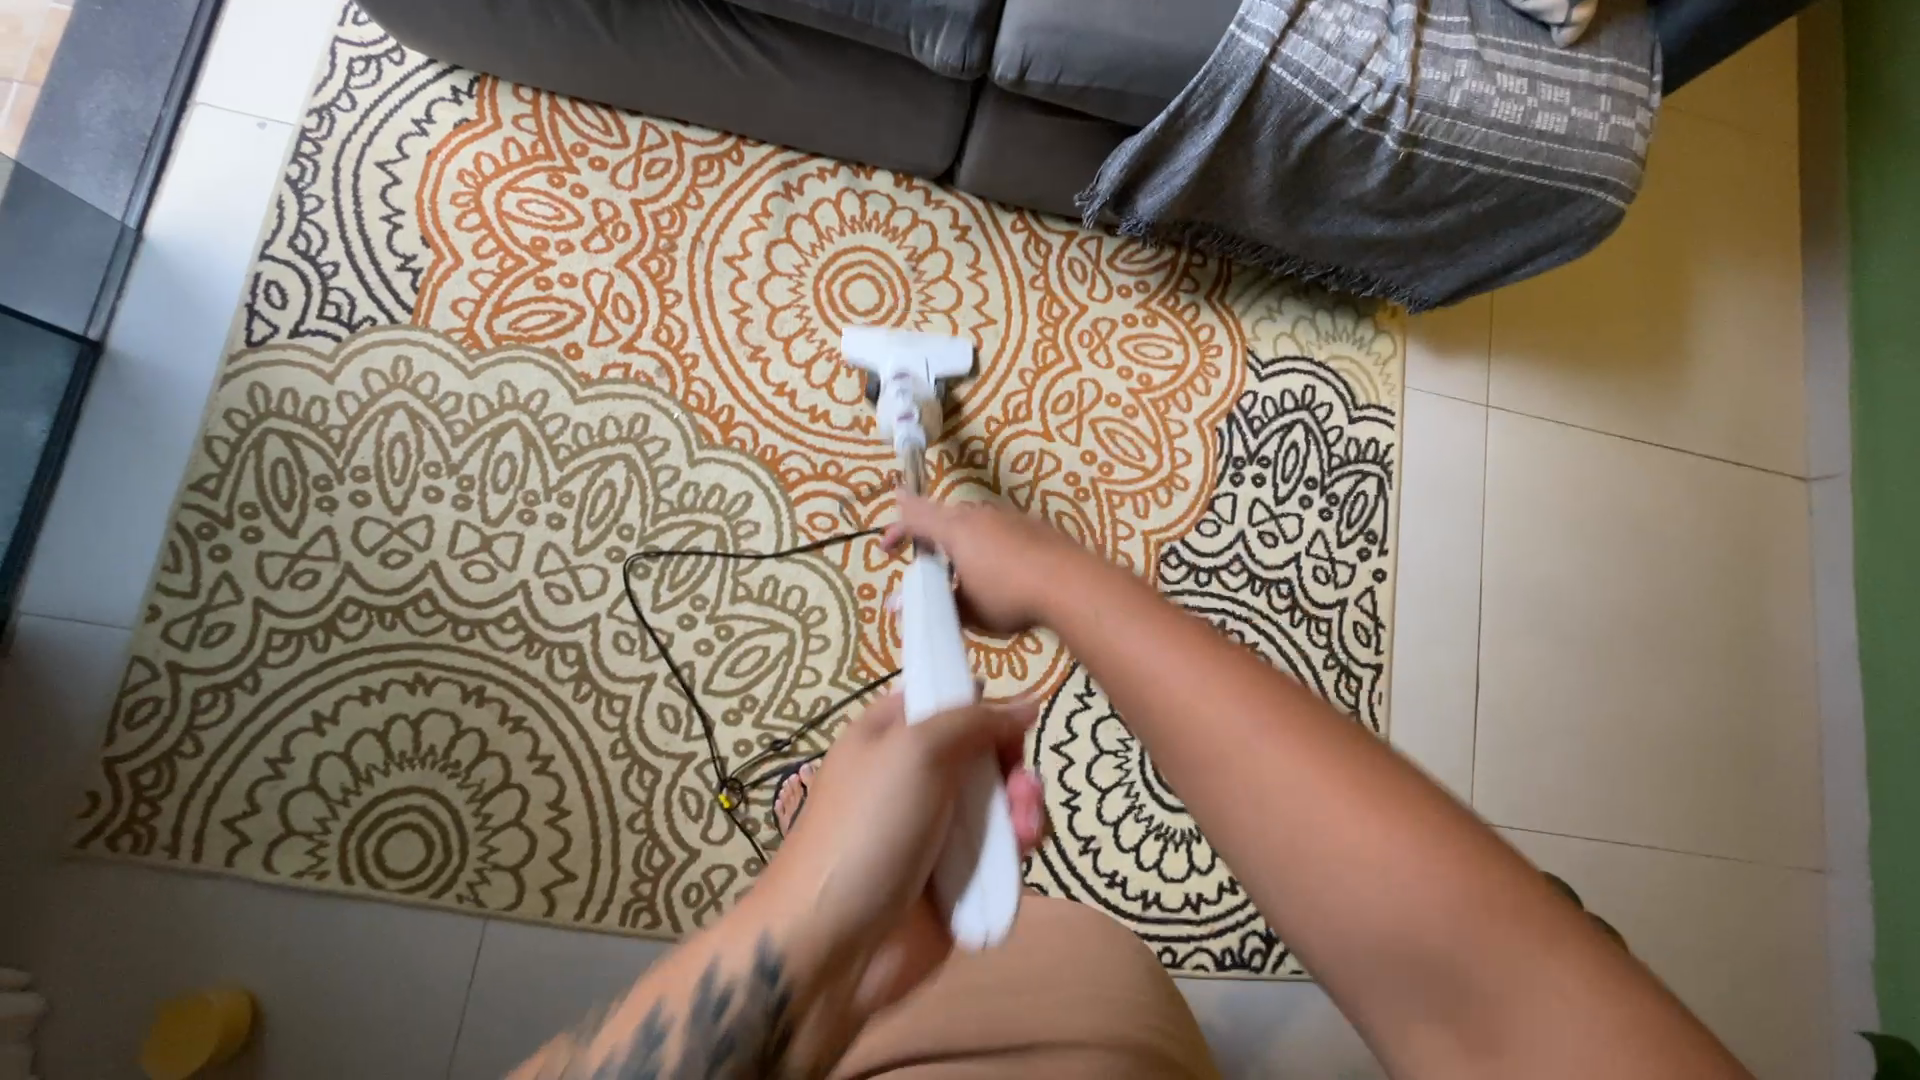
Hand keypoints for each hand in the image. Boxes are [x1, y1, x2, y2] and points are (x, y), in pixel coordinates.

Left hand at [749, 691, 1048, 1030]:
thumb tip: (1026, 703)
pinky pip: (1003, 847)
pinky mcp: (958, 875)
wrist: (834, 943)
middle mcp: (915, 775)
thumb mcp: (914, 749)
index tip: (1009, 720)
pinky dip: (1019, 844)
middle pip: (983, 749)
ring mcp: (937, 826)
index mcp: (890, 734)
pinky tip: (1021, 852)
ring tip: (1022, 829)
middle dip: (1011, 762)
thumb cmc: (867, 828)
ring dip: (1022, 805)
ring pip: (1000, 798)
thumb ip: (973, 720)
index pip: (943, 698)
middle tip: (1018, 782)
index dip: (980, 704)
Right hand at [881, 490, 1098, 635]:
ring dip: (962, 544)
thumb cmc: (1009, 597)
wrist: (1071, 584)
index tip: (887, 548)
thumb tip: (896, 607)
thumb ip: (933, 604)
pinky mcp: (1033, 527)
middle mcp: (979, 514)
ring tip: (963, 573)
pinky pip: (999, 532)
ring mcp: (1009, 517)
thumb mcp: (966, 610)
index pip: (915, 516)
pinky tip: (999, 573)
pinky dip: (989, 548)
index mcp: (955, 529)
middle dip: (930, 538)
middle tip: (926, 564)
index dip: (897, 529)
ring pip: (974, 523)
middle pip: (945, 517)